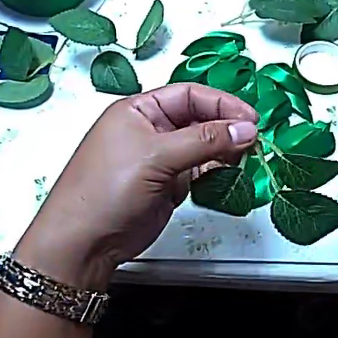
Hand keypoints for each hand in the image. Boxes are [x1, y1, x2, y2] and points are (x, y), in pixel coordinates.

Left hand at [15, 84, 257, 286]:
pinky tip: (232, 171)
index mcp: (139, 110)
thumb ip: (205, 140)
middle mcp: (151, 130)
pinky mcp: (170, 183)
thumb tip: (245, 129)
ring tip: (247, 155)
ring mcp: (162, 157)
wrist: (84, 243)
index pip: (189, 94)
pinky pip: (203, 168)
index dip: (222, 103)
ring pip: (205, 144)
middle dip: (228, 126)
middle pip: (200, 118)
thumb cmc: (104, 191)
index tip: (249, 117)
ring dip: (227, 148)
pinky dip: (220, 169)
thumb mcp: (157, 156)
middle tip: (253, 138)